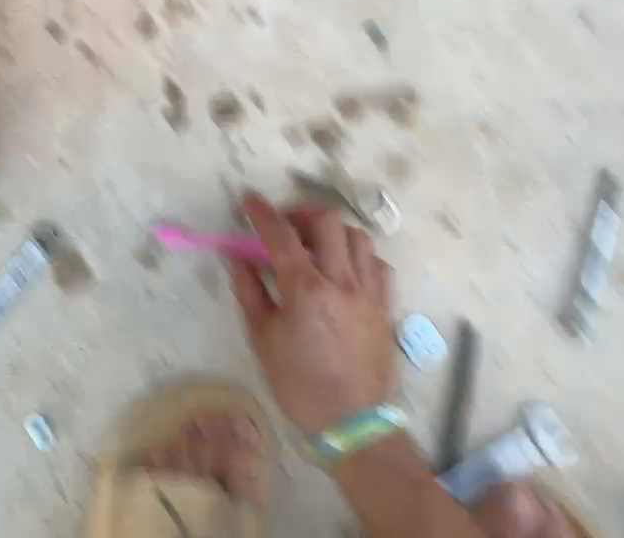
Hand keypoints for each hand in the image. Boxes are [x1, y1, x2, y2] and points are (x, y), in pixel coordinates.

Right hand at [227, 192, 395, 432]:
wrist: (353, 424)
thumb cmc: (299, 383)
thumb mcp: (262, 338)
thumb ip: (249, 290)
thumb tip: (237, 257)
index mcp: (306, 289)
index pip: (280, 234)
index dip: (261, 211)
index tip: (248, 199)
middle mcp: (341, 281)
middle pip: (327, 220)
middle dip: (301, 213)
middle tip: (284, 226)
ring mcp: (369, 292)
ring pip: (357, 236)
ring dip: (332, 232)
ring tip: (315, 246)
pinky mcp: (386, 306)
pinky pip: (377, 264)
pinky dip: (358, 256)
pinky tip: (343, 270)